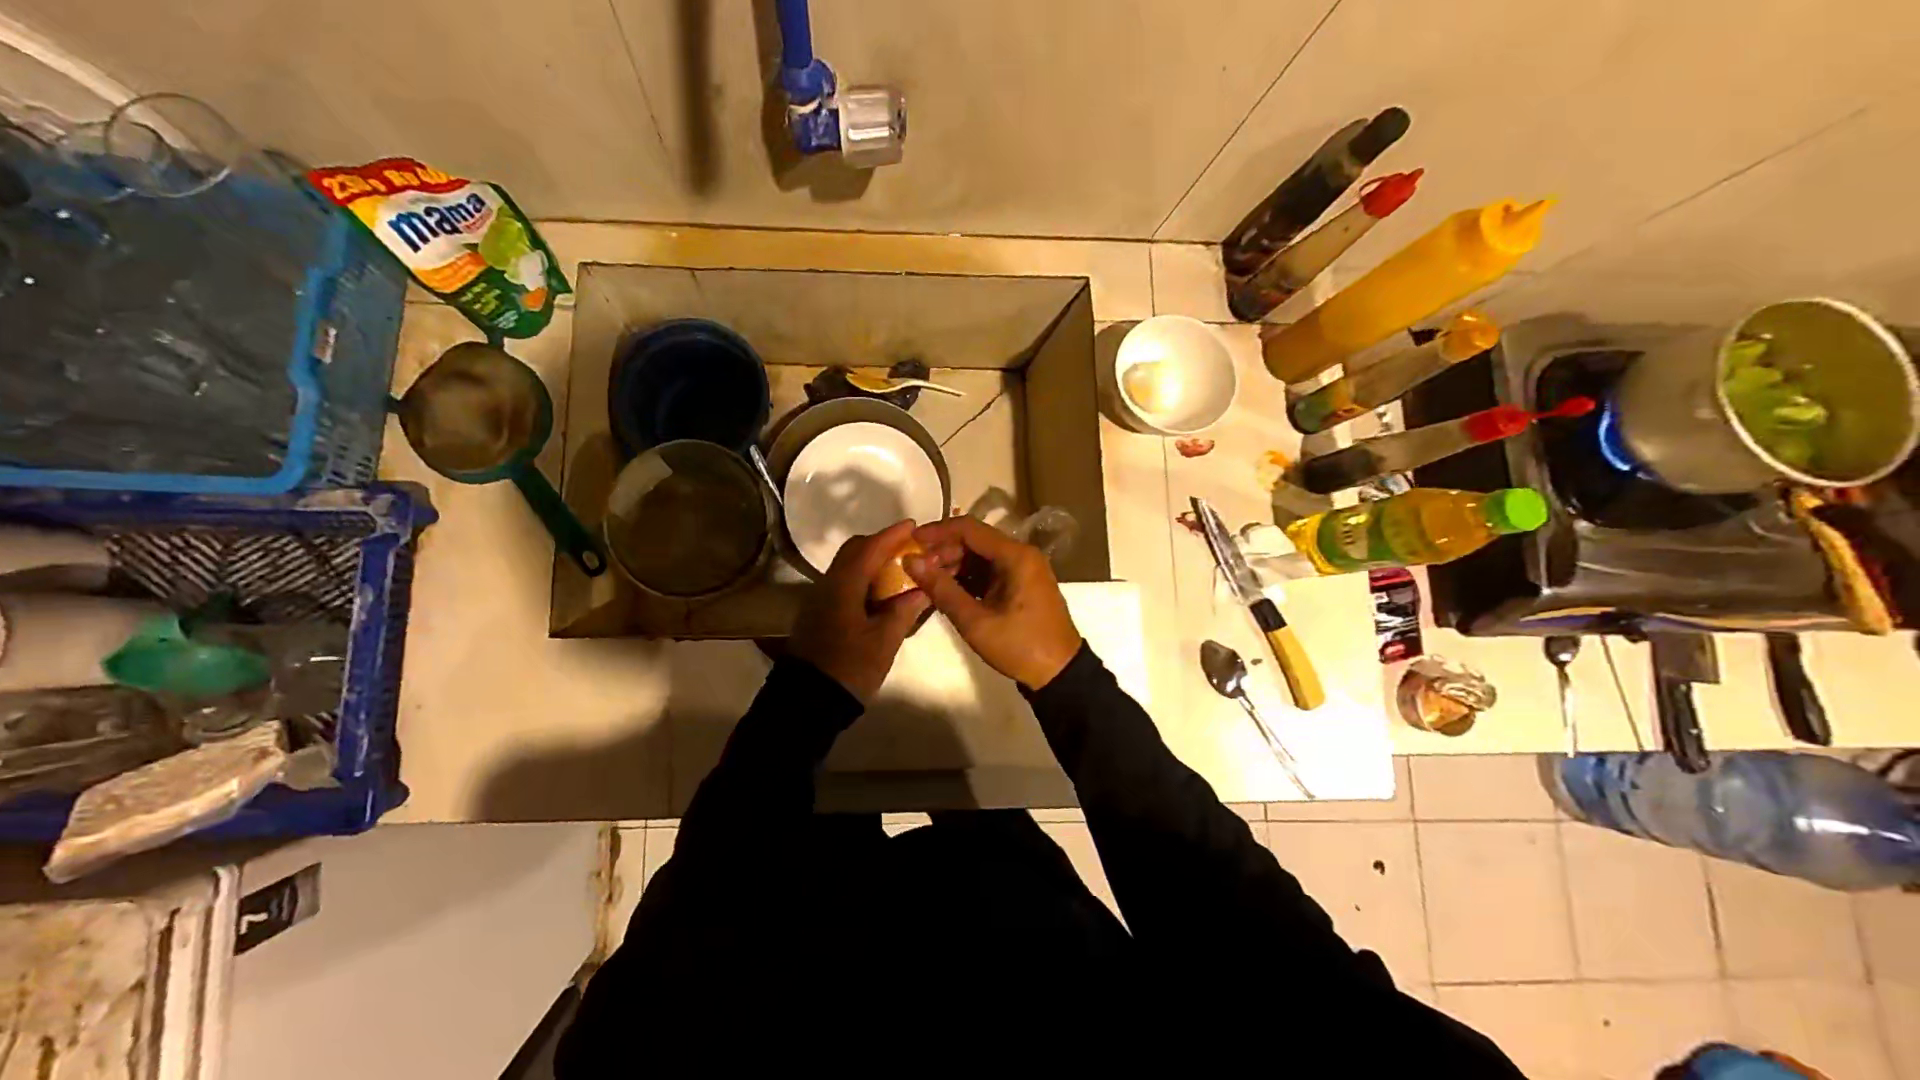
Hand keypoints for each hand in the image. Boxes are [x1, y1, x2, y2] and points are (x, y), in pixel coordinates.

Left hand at [788, 521, 930, 701]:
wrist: (808, 701)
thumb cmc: (849, 668)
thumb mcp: (884, 641)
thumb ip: (903, 611)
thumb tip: (922, 590)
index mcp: (843, 587)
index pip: (869, 549)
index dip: (892, 536)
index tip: (913, 525)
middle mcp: (827, 585)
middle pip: (854, 552)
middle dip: (880, 544)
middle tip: (908, 548)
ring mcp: (819, 599)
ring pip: (846, 567)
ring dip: (870, 561)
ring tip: (898, 569)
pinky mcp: (818, 613)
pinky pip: (842, 583)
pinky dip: (862, 578)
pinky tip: (879, 593)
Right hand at [905, 516, 1082, 690]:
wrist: (1060, 673)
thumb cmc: (1019, 646)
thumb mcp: (975, 621)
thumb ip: (941, 589)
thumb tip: (911, 562)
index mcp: (1016, 556)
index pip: (969, 529)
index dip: (937, 532)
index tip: (910, 542)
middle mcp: (1021, 554)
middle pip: (975, 541)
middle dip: (943, 552)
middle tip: (916, 569)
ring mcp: (1023, 569)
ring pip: (980, 556)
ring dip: (953, 565)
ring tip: (926, 582)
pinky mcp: (1021, 584)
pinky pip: (989, 571)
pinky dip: (967, 577)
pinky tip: (946, 590)